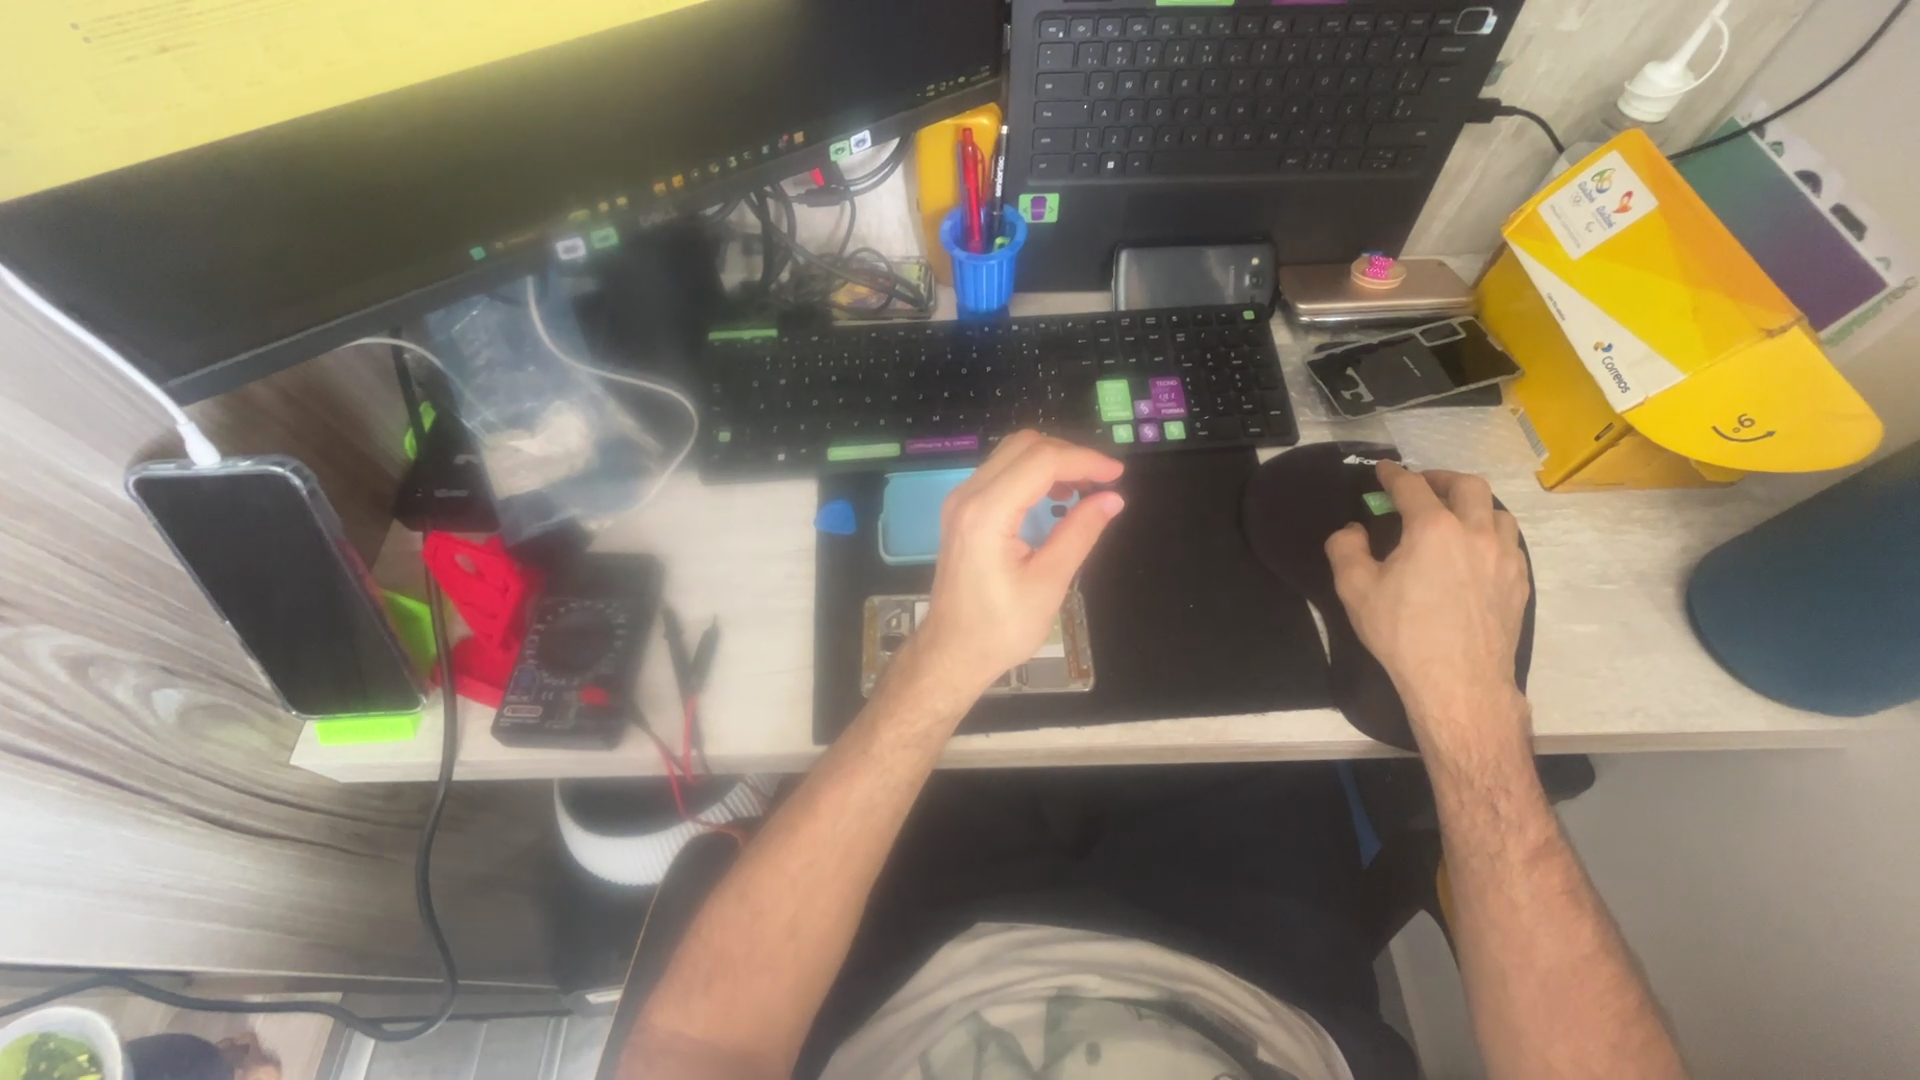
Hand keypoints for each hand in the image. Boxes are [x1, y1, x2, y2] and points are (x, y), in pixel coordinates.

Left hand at [904, 432, 1125, 701]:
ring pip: (1011, 454)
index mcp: (987, 514)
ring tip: (1085, 488)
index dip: (1085, 460)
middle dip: (1069, 455)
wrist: (952, 652)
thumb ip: (1079, 534)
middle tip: (1103, 480)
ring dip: (1051, 461)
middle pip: (1024, 446)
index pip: (1042, 461)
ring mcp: (961, 502)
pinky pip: (1000, 473)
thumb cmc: (1000, 628)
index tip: (1117, 474)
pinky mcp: (962, 511)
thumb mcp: (1048, 583)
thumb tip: (1113, 499)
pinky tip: (1056, 497)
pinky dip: (1032, 474)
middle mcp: (968, 496)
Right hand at [1325, 462, 1531, 756]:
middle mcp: (1476, 532)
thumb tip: (1352, 530)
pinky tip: (1473, 552)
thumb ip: (1345, 549)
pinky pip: (1509, 542)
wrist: (1458, 681)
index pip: (1412, 487)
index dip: (1393, 475)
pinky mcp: (1518, 582)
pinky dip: (1489, 533)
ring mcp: (1504, 557)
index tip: (1382, 472)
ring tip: (1453, 516)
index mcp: (1433, 528)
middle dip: (1441, 478)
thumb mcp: (1354, 589)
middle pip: (1468, 486)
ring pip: (1498, 512)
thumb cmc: (1401, 633)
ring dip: (1473, 504)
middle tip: (1422, 486)